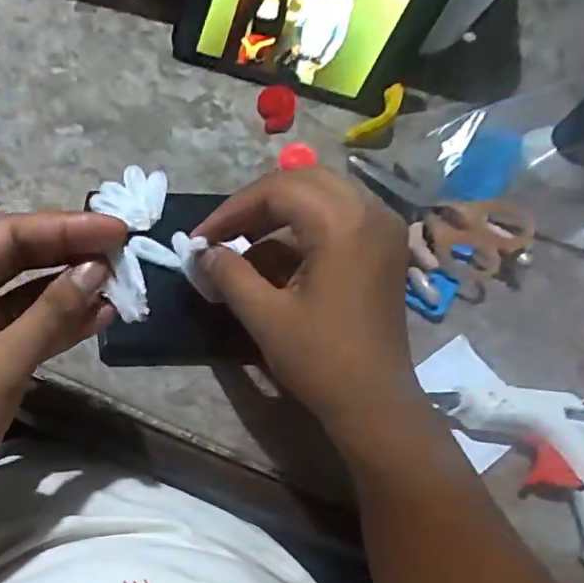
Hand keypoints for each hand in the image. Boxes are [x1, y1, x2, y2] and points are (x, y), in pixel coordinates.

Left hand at [0, 212, 126, 550]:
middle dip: (70, 254)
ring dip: (73, 291)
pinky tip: (102, 317)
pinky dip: (64, 325)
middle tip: (123, 250)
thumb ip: (51, 313)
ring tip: (121, 282)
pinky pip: (33, 332)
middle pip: (21, 261)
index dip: (64, 228)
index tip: (115, 228)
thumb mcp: (3, 359)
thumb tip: (97, 269)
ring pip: (31, 297)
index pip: (9, 236)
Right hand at [195, 168, 421, 432]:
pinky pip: (338, 221)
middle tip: (220, 237)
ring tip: (241, 252)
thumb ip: (230, 275)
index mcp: (344, 222)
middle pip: (302, 183)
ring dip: (278, 219)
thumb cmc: (319, 360)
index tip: (200, 239)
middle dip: (255, 207)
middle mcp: (371, 211)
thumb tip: (203, 253)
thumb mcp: (265, 317)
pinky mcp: (383, 250)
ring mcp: (383, 229)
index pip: (279, 189)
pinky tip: (274, 264)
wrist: (372, 400)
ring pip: (321, 199)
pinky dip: (302, 234)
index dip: (232, 210)